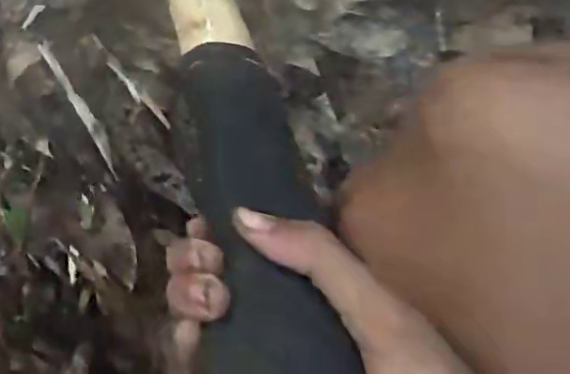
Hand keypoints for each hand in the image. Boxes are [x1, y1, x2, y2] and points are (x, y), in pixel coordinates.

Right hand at [165, 208, 470, 373]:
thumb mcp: (388, 321)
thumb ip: (321, 257)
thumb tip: (240, 212)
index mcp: (307, 297)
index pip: (242, 247)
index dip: (214, 232)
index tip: (208, 230)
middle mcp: (274, 322)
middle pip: (205, 272)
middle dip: (190, 258)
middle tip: (210, 269)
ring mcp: (255, 354)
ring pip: (189, 309)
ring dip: (183, 293)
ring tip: (209, 303)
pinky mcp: (235, 373)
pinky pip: (191, 354)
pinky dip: (181, 339)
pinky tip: (193, 335)